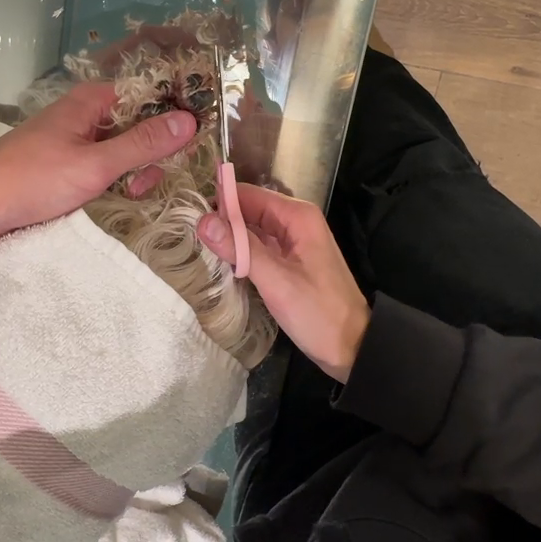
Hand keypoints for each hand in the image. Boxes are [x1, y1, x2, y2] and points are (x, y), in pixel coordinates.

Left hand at [0, 82, 196, 260]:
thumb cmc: (34, 180)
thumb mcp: (95, 165)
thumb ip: (143, 144)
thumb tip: (190, 120)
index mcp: (91, 100)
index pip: (148, 93)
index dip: (173, 114)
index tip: (192, 140)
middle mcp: (86, 113)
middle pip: (139, 124)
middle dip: (150, 154)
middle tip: (142, 184)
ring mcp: (76, 139)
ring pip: (124, 149)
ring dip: (133, 173)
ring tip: (124, 197)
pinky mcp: (68, 163)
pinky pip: (106, 165)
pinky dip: (114, 181)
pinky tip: (111, 199)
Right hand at [197, 184, 368, 381]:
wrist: (353, 347)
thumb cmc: (318, 313)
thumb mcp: (277, 282)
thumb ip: (241, 249)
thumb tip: (204, 222)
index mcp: (297, 216)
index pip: (248, 194)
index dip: (218, 203)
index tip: (188, 217)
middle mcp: (296, 221)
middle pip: (249, 210)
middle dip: (221, 221)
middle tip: (187, 236)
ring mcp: (294, 242)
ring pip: (252, 229)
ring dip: (229, 237)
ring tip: (196, 247)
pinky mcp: (290, 261)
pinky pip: (259, 246)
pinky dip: (241, 253)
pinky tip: (221, 264)